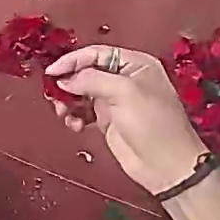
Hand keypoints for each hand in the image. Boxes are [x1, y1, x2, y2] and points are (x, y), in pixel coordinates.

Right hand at [45, 46, 208, 195]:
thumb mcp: (124, 92)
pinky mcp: (109, 121)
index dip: (72, 60)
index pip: (96, 54)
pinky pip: (84, 112)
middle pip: (87, 72)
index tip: (52, 71)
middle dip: (69, 82)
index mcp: (135, 64)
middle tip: (53, 94)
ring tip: (62, 112)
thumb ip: (92, 80)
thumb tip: (64, 80)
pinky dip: (75, 116)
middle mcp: (124, 79)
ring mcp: (116, 100)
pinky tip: (73, 125)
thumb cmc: (154, 123)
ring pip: (82, 93)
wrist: (167, 165)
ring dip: (69, 101)